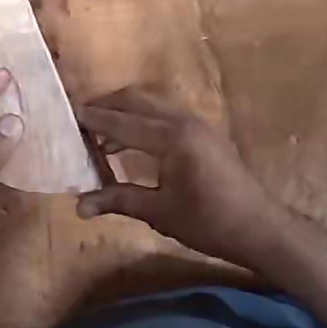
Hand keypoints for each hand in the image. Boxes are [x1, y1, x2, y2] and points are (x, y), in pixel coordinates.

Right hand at [77, 89, 292, 267]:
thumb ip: (119, 200)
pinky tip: (131, 145)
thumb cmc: (208, 222)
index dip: (94, 121)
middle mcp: (184, 121)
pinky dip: (144, 121)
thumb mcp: (159, 212)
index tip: (67, 117)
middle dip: (107, 106)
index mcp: (172, 137)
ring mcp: (198, 124)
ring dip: (126, 113)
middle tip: (81, 122)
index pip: (122, 122)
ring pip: (153, 104)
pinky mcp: (205, 132)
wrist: (259, 227)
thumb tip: (79, 206)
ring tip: (101, 136)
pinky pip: (166, 115)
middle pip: (137, 100)